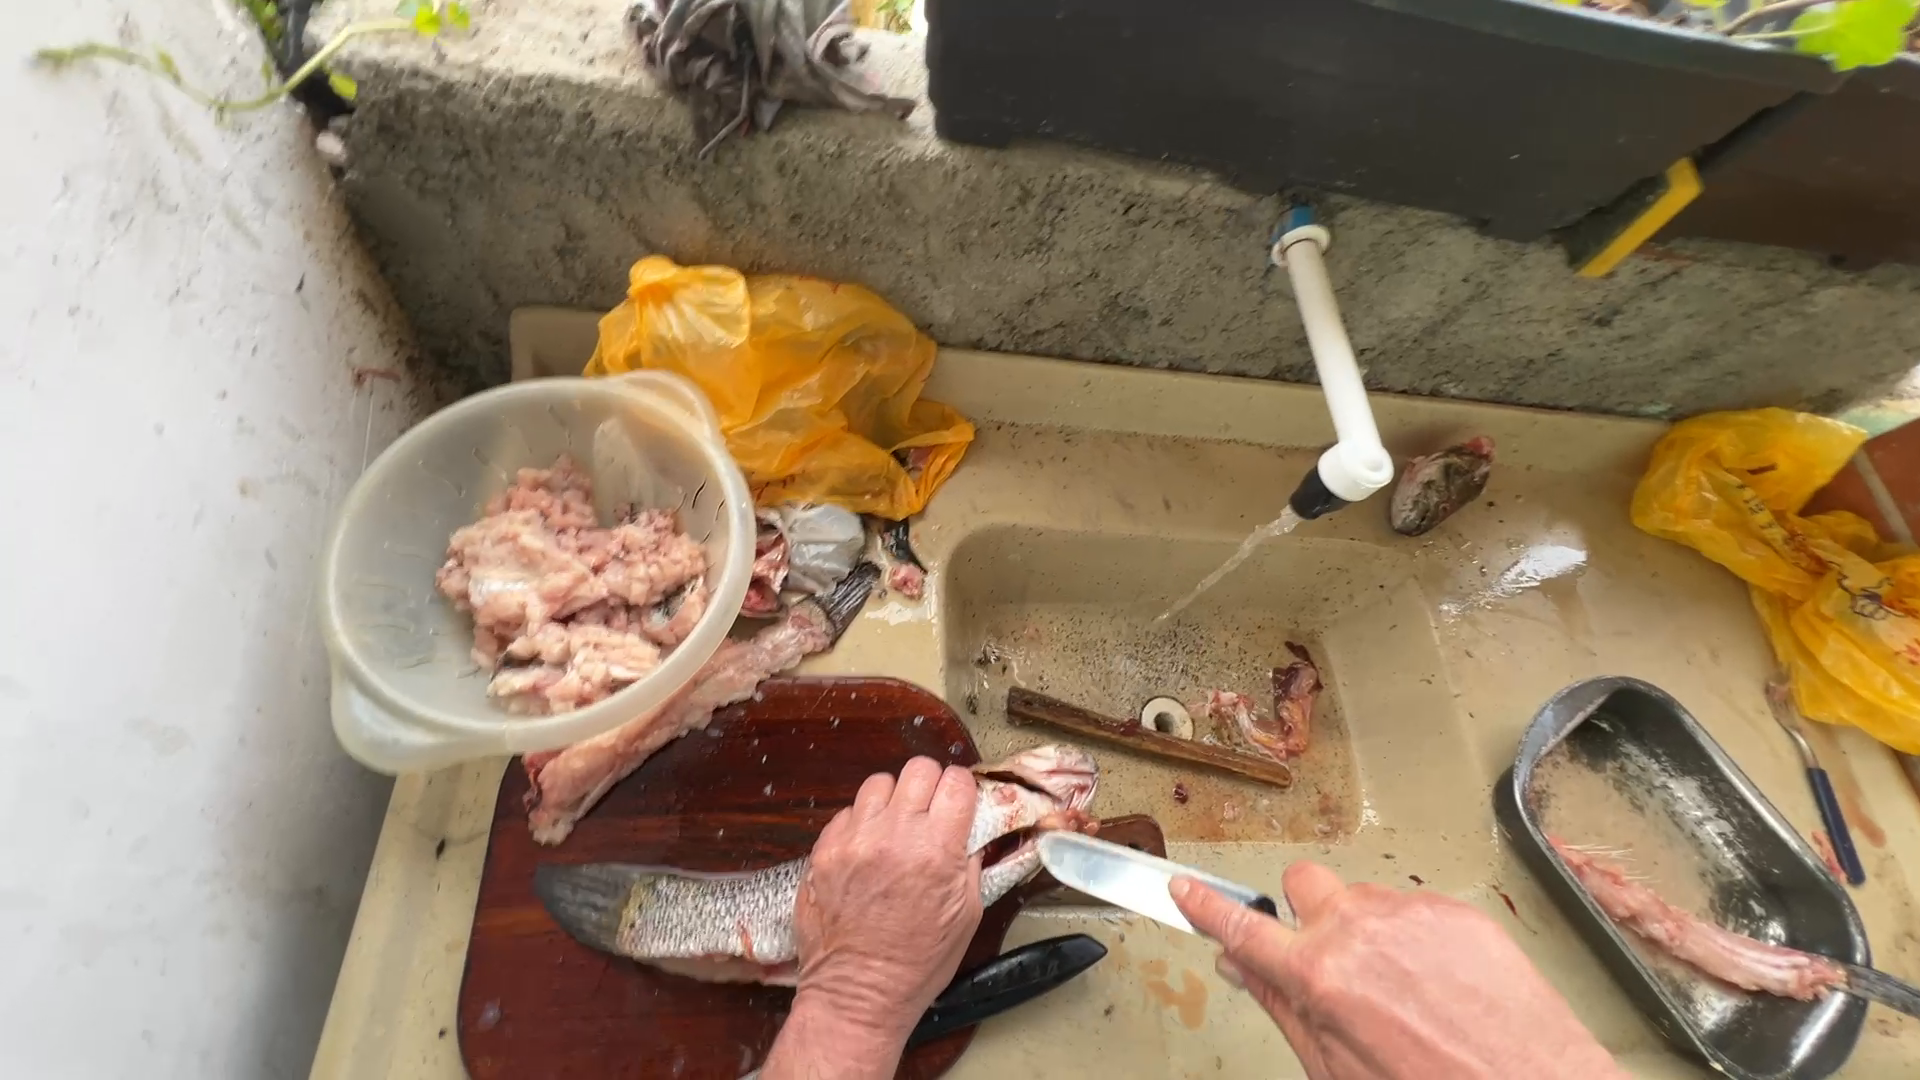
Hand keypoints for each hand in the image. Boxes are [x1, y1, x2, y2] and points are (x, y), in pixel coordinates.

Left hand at [761, 758, 982, 1079]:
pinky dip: (861, 823)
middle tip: (928, 811)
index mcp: (937, 849)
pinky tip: (866, 850)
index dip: (961, 788)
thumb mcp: (968, 913)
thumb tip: (973, 826)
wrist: (856, 995)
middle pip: (919, 769)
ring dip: (893, 800)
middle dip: (930, 786)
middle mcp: (896, 834)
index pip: (956, 781)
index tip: (959, 801)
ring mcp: (856, 838)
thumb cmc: (919, 962)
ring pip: (880, 782)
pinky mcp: (825, 848)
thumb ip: (972, 860)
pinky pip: (848, 811)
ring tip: (894, 828)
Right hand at [1171, 863, 1626, 1079]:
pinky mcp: (1454, 910)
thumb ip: (1283, 1008)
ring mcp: (1408, 913)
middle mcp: (1357, 929)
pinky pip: (1412, 908)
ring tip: (1410, 987)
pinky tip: (1445, 984)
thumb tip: (1241, 966)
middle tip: (1333, 958)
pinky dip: (1415, 937)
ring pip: (1360, 898)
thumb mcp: (1340, 1074)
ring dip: (1367, 929)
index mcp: (1321, 977)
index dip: (1206, 907)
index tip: (1184, 888)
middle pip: (1302, 884)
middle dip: (1307, 914)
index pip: (1242, 929)